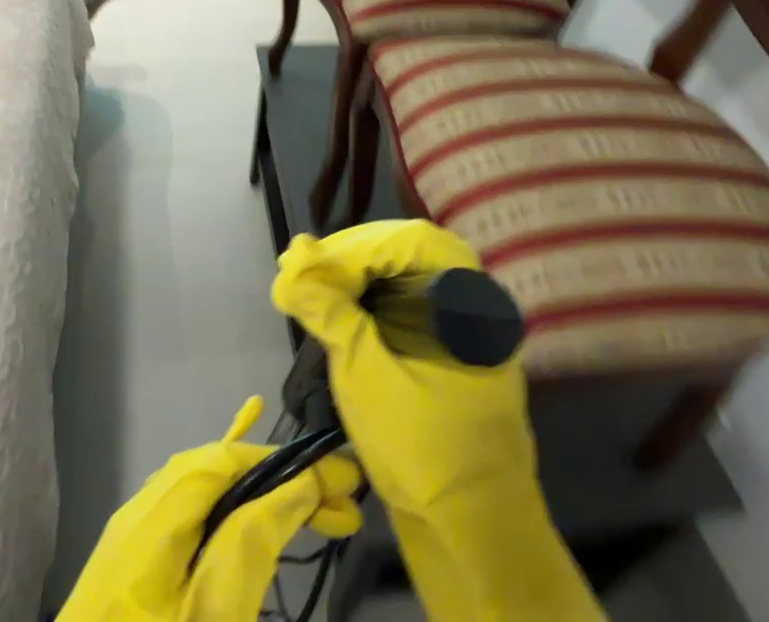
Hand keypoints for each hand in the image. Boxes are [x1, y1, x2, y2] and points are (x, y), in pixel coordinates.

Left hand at [56, 396, 361, 621]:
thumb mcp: (216, 609)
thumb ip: (252, 540)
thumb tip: (299, 482)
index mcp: (150, 520)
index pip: (224, 461)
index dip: (285, 461)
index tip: (342, 481)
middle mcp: (137, 516)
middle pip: (217, 474)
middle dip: (282, 481)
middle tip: (343, 509)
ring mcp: (132, 544)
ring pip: (209, 497)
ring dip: (266, 499)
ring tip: (319, 519)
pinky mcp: (136, 571)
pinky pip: (193, 520)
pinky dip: (235, 511)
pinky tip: (258, 514)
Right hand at [272, 221, 532, 513]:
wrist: (469, 526)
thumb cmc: (422, 449)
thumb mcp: (366, 375)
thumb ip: (330, 311)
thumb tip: (291, 261)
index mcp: (474, 304)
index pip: (413, 243)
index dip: (355, 245)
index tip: (305, 263)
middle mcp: (476, 304)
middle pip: (410, 252)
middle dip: (351, 256)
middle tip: (298, 269)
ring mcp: (464, 327)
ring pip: (406, 276)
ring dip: (355, 275)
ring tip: (305, 282)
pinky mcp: (447, 348)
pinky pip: (407, 305)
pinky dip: (368, 301)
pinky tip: (333, 306)